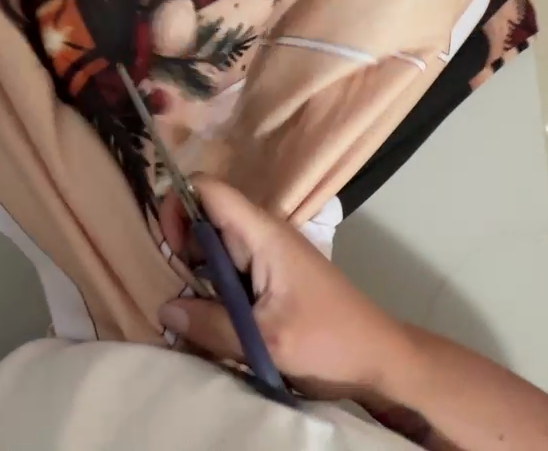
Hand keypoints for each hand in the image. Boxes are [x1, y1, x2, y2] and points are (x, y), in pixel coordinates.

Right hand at [158, 177, 417, 400]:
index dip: (177, 204)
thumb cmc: (330, 342)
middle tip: (178, 286)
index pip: (207, 187)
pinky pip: (227, 266)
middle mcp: (260, 233)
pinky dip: (212, 285)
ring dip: (196, 270)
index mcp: (261, 232)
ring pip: (214, 243)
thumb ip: (212, 325)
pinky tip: (210, 315)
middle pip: (204, 215)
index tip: (171, 247)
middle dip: (181, 245)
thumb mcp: (266, 340)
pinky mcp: (269, 275)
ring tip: (190, 306)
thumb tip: (164, 307)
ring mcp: (265, 253)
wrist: (383, 359)